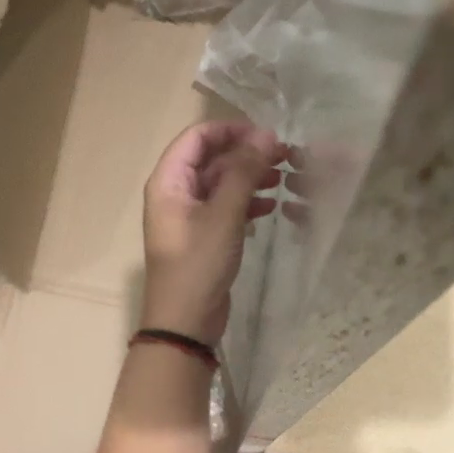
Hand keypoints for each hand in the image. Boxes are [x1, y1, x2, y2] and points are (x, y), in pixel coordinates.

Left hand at [140, 121, 284, 344]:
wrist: (185, 322)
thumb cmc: (199, 264)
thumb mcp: (224, 215)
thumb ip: (245, 172)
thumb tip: (267, 135)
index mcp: (169, 181)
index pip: (198, 138)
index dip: (232, 130)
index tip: (267, 136)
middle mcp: (175, 193)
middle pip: (211, 159)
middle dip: (246, 155)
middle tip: (284, 157)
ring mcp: (189, 217)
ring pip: (221, 184)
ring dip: (250, 178)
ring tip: (283, 179)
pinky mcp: (204, 238)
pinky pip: (225, 209)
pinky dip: (247, 203)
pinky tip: (272, 206)